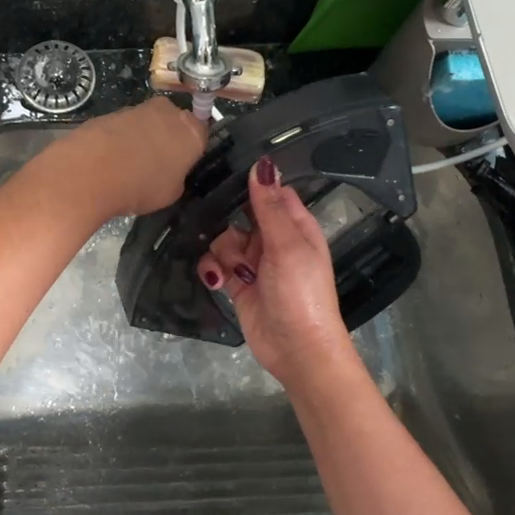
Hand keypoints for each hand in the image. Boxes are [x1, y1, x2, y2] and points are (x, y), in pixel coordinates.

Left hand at [59, 97, 206, 216]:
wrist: (91, 171)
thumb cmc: (141, 185)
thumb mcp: (171, 192)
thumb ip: (177, 176)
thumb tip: (169, 170)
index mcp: (191, 131)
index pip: (201, 134)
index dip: (192, 149)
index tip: (182, 164)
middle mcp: (167, 112)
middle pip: (173, 122)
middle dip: (167, 138)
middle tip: (157, 163)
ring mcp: (137, 109)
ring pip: (147, 122)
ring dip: (142, 137)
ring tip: (128, 164)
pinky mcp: (110, 112)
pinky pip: (123, 127)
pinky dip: (119, 138)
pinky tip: (109, 159)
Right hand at [197, 157, 356, 386]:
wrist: (297, 350)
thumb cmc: (301, 293)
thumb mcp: (287, 245)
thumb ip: (269, 206)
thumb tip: (263, 163)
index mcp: (296, 226)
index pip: (271, 193)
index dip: (251, 186)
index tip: (224, 176)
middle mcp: (275, 241)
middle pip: (240, 215)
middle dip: (228, 223)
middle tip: (228, 232)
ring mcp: (256, 264)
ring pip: (224, 240)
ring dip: (222, 253)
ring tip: (234, 271)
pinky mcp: (239, 285)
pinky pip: (216, 265)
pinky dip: (213, 270)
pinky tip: (218, 281)